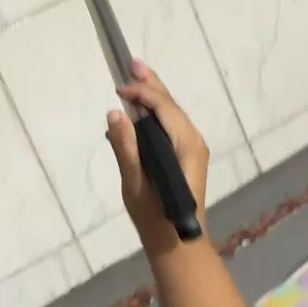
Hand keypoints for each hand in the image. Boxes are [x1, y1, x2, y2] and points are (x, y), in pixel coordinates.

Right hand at [106, 59, 208, 256]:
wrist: (178, 242)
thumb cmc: (156, 215)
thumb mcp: (135, 183)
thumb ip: (126, 148)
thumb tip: (114, 114)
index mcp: (186, 144)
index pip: (164, 107)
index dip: (142, 93)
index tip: (118, 88)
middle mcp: (193, 141)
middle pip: (170, 105)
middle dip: (151, 84)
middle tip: (132, 63)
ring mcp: (190, 149)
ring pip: (170, 114)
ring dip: (153, 96)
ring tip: (135, 79)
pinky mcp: (184, 157)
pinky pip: (168, 126)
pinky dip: (153, 113)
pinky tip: (138, 112)